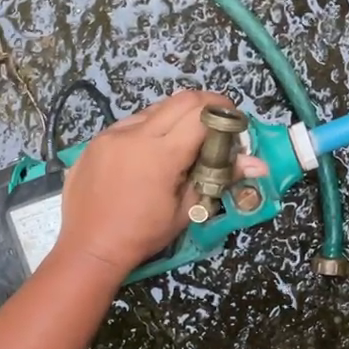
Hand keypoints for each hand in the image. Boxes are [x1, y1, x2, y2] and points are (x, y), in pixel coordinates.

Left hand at [54, 89, 267, 276]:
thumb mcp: (186, 210)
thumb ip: (220, 179)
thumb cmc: (142, 235)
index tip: (235, 121)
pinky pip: (129, 123)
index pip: (201, 115)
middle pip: (180, 100)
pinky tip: (151, 150)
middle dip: (206, 104)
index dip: (224, 112)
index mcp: (161, 154)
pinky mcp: (95, 141)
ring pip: (153, 109)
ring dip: (175, 115)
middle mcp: (135, 134)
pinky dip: (148, 127)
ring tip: (185, 138)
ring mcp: (111, 134)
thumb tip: (259, 164)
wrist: (89, 247)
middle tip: (219, 120)